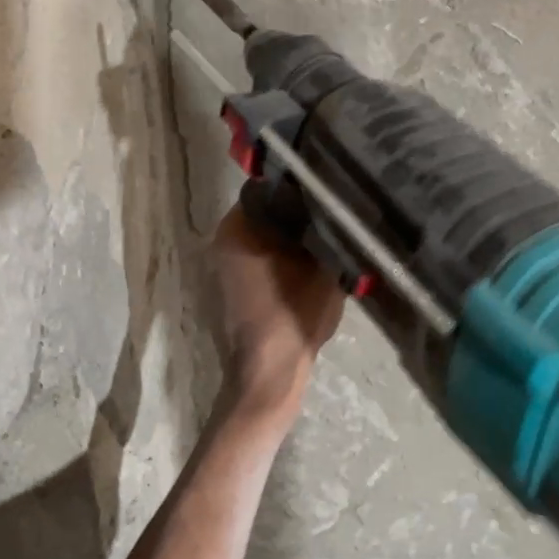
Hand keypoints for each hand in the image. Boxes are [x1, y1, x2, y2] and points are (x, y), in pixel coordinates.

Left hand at [212, 206, 344, 421]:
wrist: (270, 371)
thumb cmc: (294, 311)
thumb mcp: (324, 265)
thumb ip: (328, 230)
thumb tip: (336, 207)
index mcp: (237, 226)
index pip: (269, 188)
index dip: (299, 189)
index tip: (325, 191)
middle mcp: (223, 240)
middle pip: (265, 214)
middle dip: (296, 214)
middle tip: (330, 215)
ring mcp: (224, 266)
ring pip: (263, 238)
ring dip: (290, 238)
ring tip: (324, 239)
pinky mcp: (232, 288)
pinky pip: (259, 260)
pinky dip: (281, 259)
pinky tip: (308, 265)